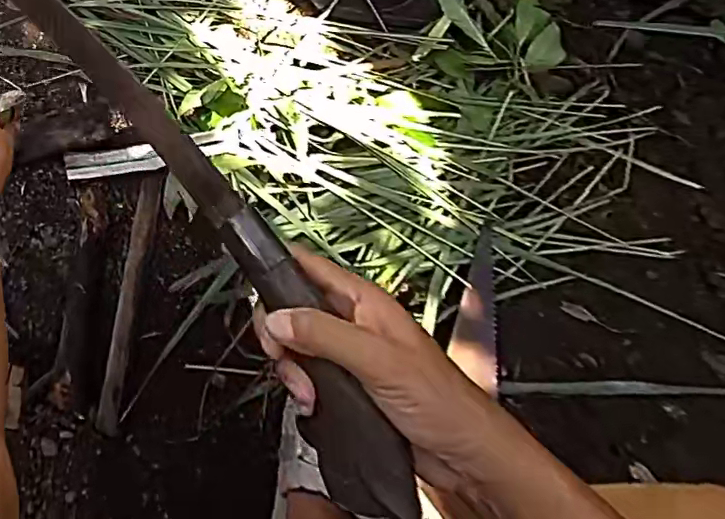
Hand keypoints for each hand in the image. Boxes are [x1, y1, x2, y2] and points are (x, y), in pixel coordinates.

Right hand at [254, 246, 615, 517]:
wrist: (469, 462)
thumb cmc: (446, 405)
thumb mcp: (378, 359)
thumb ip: (323, 332)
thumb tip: (278, 319)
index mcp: (359, 298)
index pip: (302, 263)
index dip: (275, 267)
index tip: (255, 285)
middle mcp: (348, 318)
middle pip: (287, 306)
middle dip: (279, 332)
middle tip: (284, 355)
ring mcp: (344, 349)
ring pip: (291, 340)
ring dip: (289, 365)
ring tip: (306, 389)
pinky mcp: (341, 380)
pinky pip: (301, 370)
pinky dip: (298, 384)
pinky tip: (312, 400)